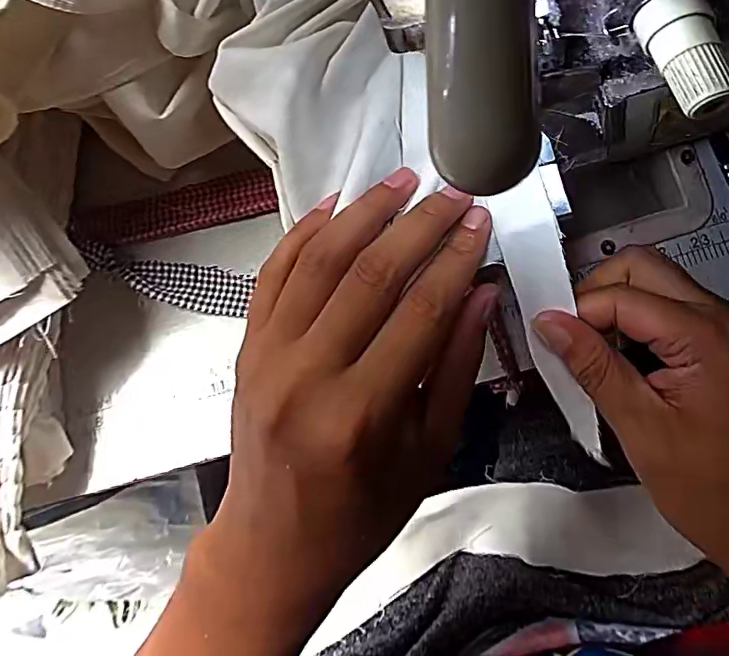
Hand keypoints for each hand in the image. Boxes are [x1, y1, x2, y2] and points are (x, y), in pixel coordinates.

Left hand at [148, 168, 496, 655]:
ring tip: (402, 182)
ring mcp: (268, 355)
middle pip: (371, 274)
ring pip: (320, 259)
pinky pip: (275, 271)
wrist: (273, 546)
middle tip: (452, 195)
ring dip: (365, 212)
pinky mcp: (248, 345)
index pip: (420, 311)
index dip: (456, 258)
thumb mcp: (430, 450)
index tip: (478, 223)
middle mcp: (307, 376)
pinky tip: (336, 204)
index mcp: (360, 414)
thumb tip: (480, 293)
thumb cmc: (361, 510)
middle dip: (420, 224)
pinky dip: (305, 231)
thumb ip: (457, 366)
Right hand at [533, 247, 728, 652]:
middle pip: (643, 266)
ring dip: (617, 302)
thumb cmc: (714, 493)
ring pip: (657, 280)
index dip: (579, 312)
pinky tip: (622, 355)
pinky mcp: (726, 339)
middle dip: (597, 291)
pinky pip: (672, 304)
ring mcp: (728, 325)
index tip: (551, 337)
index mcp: (706, 335)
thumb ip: (593, 367)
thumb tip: (549, 323)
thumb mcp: (642, 430)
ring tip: (592, 348)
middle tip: (570, 334)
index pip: (623, 296)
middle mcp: (722, 316)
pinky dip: (638, 317)